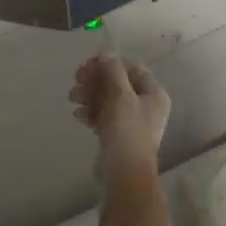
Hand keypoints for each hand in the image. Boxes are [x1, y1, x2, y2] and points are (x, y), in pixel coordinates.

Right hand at [71, 52, 170, 186]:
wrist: (124, 175)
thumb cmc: (127, 133)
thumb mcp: (121, 97)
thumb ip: (113, 71)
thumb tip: (105, 50)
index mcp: (153, 94)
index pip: (131, 68)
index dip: (110, 63)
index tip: (88, 65)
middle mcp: (145, 106)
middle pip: (117, 84)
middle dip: (95, 81)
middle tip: (76, 81)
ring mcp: (130, 122)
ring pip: (107, 100)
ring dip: (89, 96)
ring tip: (72, 99)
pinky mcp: (116, 136)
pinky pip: (102, 117)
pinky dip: (90, 113)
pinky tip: (78, 116)